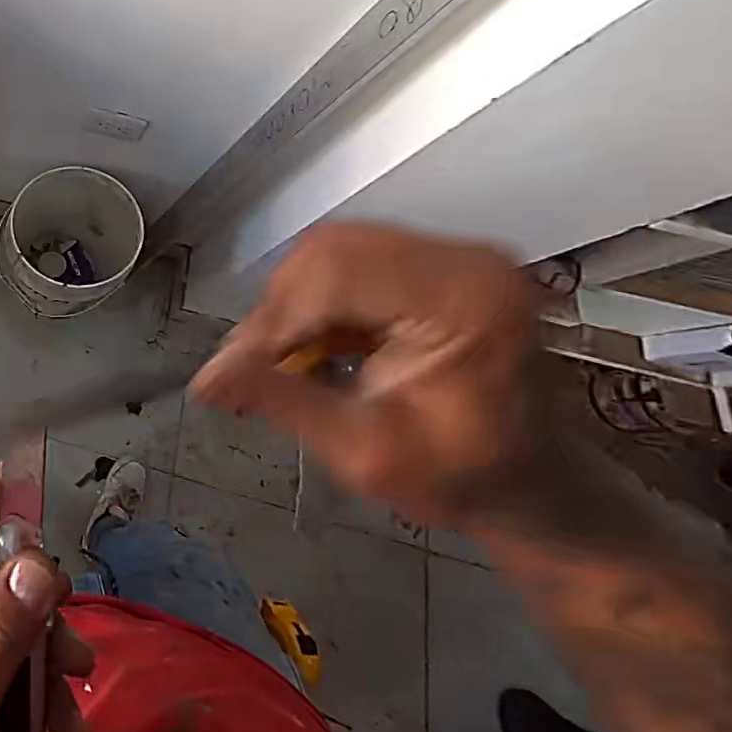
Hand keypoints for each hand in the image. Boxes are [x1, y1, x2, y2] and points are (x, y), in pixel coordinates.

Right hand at [190, 223, 538, 531]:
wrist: (527, 480)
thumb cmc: (459, 477)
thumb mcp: (363, 453)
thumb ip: (284, 403)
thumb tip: (204, 381)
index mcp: (464, 301)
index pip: (336, 275)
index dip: (272, 323)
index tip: (228, 376)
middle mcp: (463, 260)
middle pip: (326, 252)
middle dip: (277, 312)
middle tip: (253, 367)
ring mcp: (451, 256)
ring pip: (327, 252)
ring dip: (289, 306)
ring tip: (279, 360)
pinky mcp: (431, 265)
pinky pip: (343, 262)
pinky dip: (309, 304)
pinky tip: (307, 346)